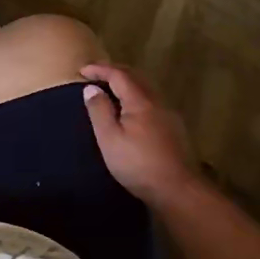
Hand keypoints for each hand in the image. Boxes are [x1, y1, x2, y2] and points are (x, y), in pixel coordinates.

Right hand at [81, 63, 199, 203]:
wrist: (177, 189)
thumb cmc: (138, 164)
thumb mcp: (110, 139)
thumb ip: (100, 111)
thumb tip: (91, 88)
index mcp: (140, 101)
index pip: (118, 75)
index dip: (99, 69)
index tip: (82, 70)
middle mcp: (157, 101)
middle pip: (135, 76)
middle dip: (114, 71)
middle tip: (96, 74)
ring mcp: (168, 113)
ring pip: (146, 88)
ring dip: (127, 82)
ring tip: (111, 88)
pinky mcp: (174, 127)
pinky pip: (151, 100)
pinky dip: (136, 95)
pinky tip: (131, 109)